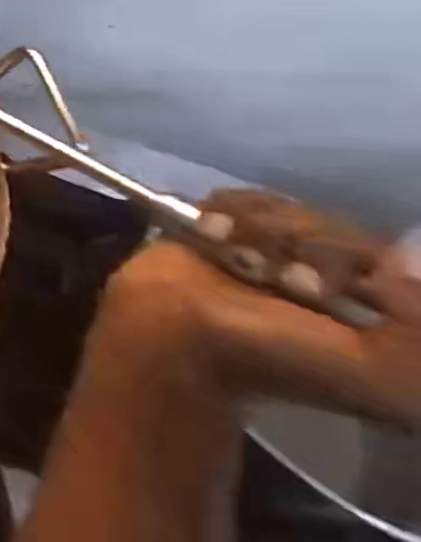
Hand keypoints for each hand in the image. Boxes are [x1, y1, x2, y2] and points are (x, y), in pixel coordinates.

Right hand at [96, 189, 420, 427]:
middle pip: (342, 228)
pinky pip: (239, 196)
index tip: (356, 290)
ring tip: (240, 263)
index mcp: (379, 304)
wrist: (176, 334)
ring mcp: (269, 246)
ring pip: (289, 209)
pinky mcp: (216, 224)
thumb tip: (407, 257)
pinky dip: (225, 212)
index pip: (397, 256)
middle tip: (290, 284)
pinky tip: (213, 234)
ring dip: (264, 234)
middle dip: (316, 251)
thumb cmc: (279, 360)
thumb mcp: (391, 378)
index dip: (380, 264)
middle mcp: (330, 272)